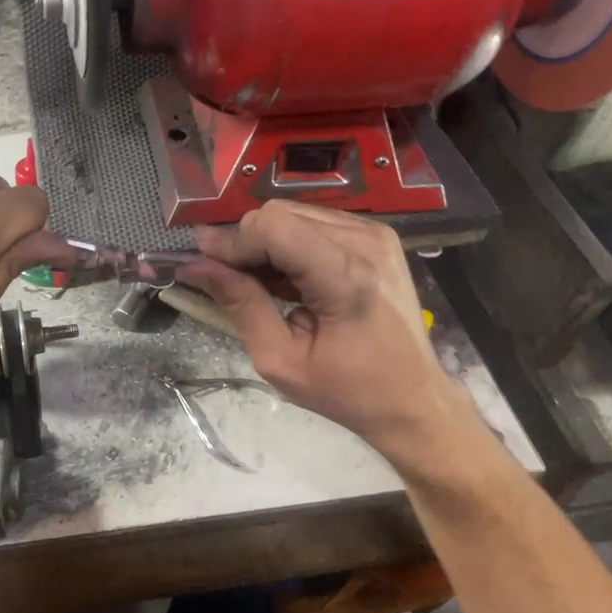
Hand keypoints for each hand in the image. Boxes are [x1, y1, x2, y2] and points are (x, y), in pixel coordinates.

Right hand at [178, 202, 473, 461]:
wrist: (414, 399)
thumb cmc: (348, 391)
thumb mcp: (281, 361)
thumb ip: (241, 306)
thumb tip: (197, 266)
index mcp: (347, 278)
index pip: (273, 228)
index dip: (231, 242)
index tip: (203, 266)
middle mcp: (366, 243)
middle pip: (279, 214)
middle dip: (245, 243)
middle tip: (230, 282)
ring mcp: (375, 234)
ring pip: (292, 213)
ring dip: (266, 244)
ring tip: (262, 285)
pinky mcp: (376, 235)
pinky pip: (312, 221)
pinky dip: (288, 244)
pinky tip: (288, 279)